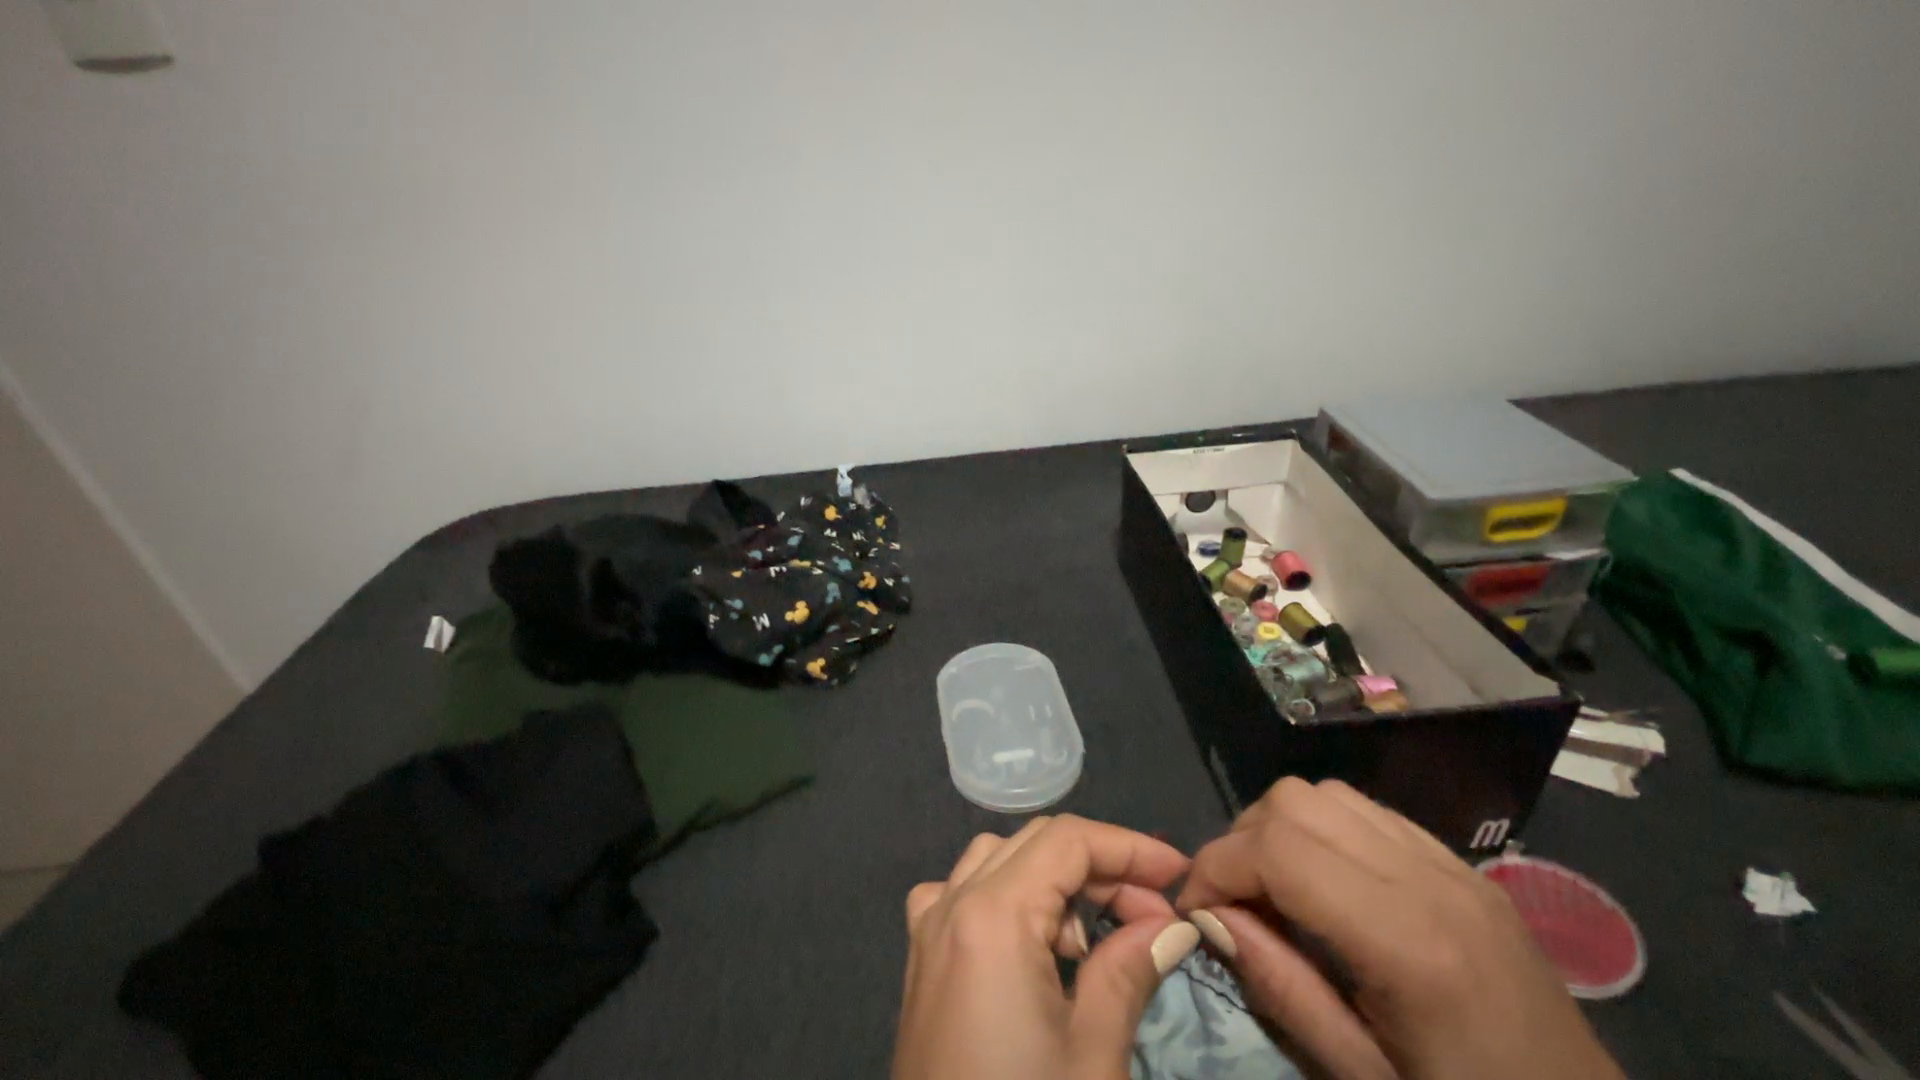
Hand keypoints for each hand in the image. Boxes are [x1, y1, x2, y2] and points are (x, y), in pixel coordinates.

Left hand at [893, 815, 1197, 1079]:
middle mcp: (950, 904)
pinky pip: (961, 894)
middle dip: (1100, 864)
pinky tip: (1033, 946)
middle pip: (1034, 844)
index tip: (1181, 876)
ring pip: (996, 860)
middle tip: (1154, 914)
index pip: (1068, 840)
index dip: (1130, 847)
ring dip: (1053, 878)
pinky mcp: (920, 961)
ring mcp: (927, 930)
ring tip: (1093, 938)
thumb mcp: (1092, 1052)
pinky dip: (1006, 896)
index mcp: (991, 915)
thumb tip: (1172, 923)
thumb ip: (1129, 970)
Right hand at [1177, 778, 1623, 1079]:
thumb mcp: (1360, 1073)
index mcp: (1407, 940)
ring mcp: (1453, 864)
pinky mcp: (1464, 866)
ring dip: (1280, 830)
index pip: (1278, 849)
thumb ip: (1280, 985)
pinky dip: (1323, 831)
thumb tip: (1209, 916)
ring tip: (1272, 891)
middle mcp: (1429, 879)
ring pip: (1328, 794)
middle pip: (1296, 801)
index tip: (1194, 912)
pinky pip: (1370, 813)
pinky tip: (1325, 886)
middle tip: (1232, 903)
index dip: (1215, 868)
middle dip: (1242, 842)